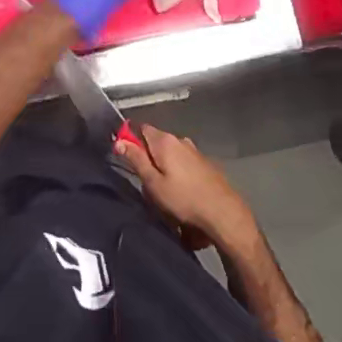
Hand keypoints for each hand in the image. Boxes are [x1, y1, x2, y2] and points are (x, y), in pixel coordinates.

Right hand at [115, 124, 257, 246]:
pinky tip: (180, 191)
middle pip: (156, 142)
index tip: (126, 159)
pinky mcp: (204, 164)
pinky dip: (176, 172)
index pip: (141, 128)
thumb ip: (136, 159)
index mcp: (165, 141)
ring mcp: (195, 151)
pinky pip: (182, 162)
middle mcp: (181, 140)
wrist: (222, 212)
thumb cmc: (183, 198)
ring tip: (162, 190)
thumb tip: (120, 141)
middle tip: (145, 182)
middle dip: (147, 157)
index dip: (131, 140)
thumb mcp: (153, 182)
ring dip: (162, 167)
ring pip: (170, 154)